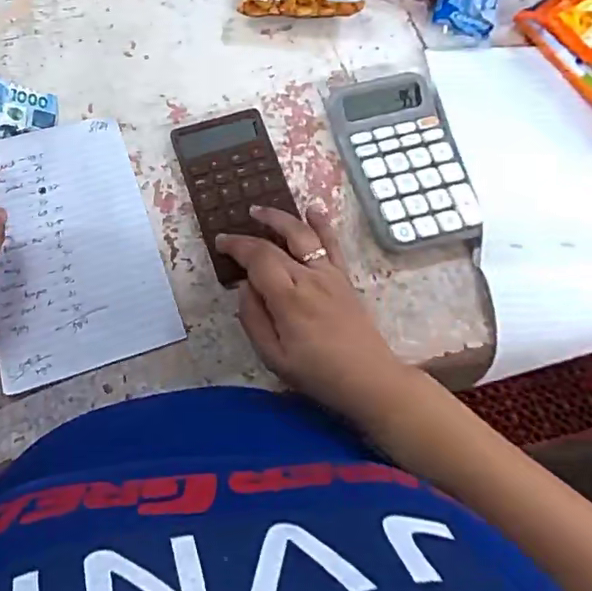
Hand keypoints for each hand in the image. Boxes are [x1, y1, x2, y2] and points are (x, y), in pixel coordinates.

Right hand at [218, 206, 417, 429]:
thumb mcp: (274, 358)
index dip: (236, 246)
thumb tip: (244, 287)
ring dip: (280, 218)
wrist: (371, 381)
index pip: (257, 258)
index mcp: (288, 299)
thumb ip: (253, 319)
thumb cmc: (318, 374)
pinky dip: (321, 225)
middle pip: (275, 244)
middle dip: (249, 234)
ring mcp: (330, 275)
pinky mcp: (344, 279)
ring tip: (261, 210)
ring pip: (303, 235)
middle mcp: (309, 279)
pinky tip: (312, 210)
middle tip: (231, 232)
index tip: (220, 242)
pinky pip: (332, 244)